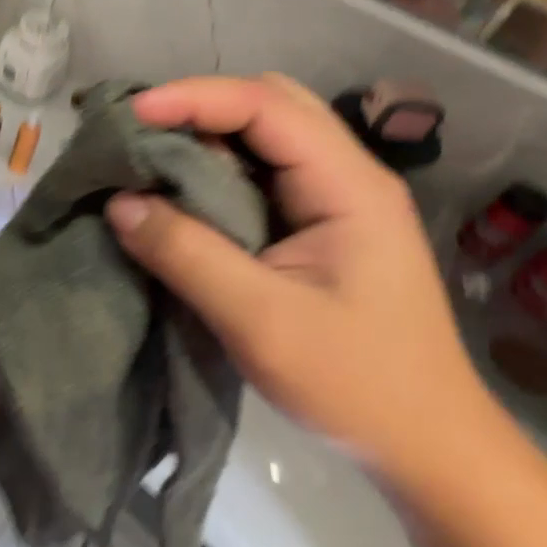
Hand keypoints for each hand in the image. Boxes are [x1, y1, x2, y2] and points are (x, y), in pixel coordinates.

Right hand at [105, 74, 489, 475]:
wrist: (428, 449)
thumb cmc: (357, 384)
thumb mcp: (261, 322)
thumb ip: (187, 254)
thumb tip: (118, 202)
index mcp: (349, 186)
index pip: (266, 105)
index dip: (194, 97)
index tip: (132, 115)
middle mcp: (346, 177)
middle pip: (268, 102)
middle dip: (198, 106)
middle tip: (138, 131)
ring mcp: (334, 199)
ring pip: (262, 134)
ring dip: (203, 135)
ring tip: (147, 157)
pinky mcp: (316, 225)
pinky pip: (257, 171)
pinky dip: (212, 168)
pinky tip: (178, 191)